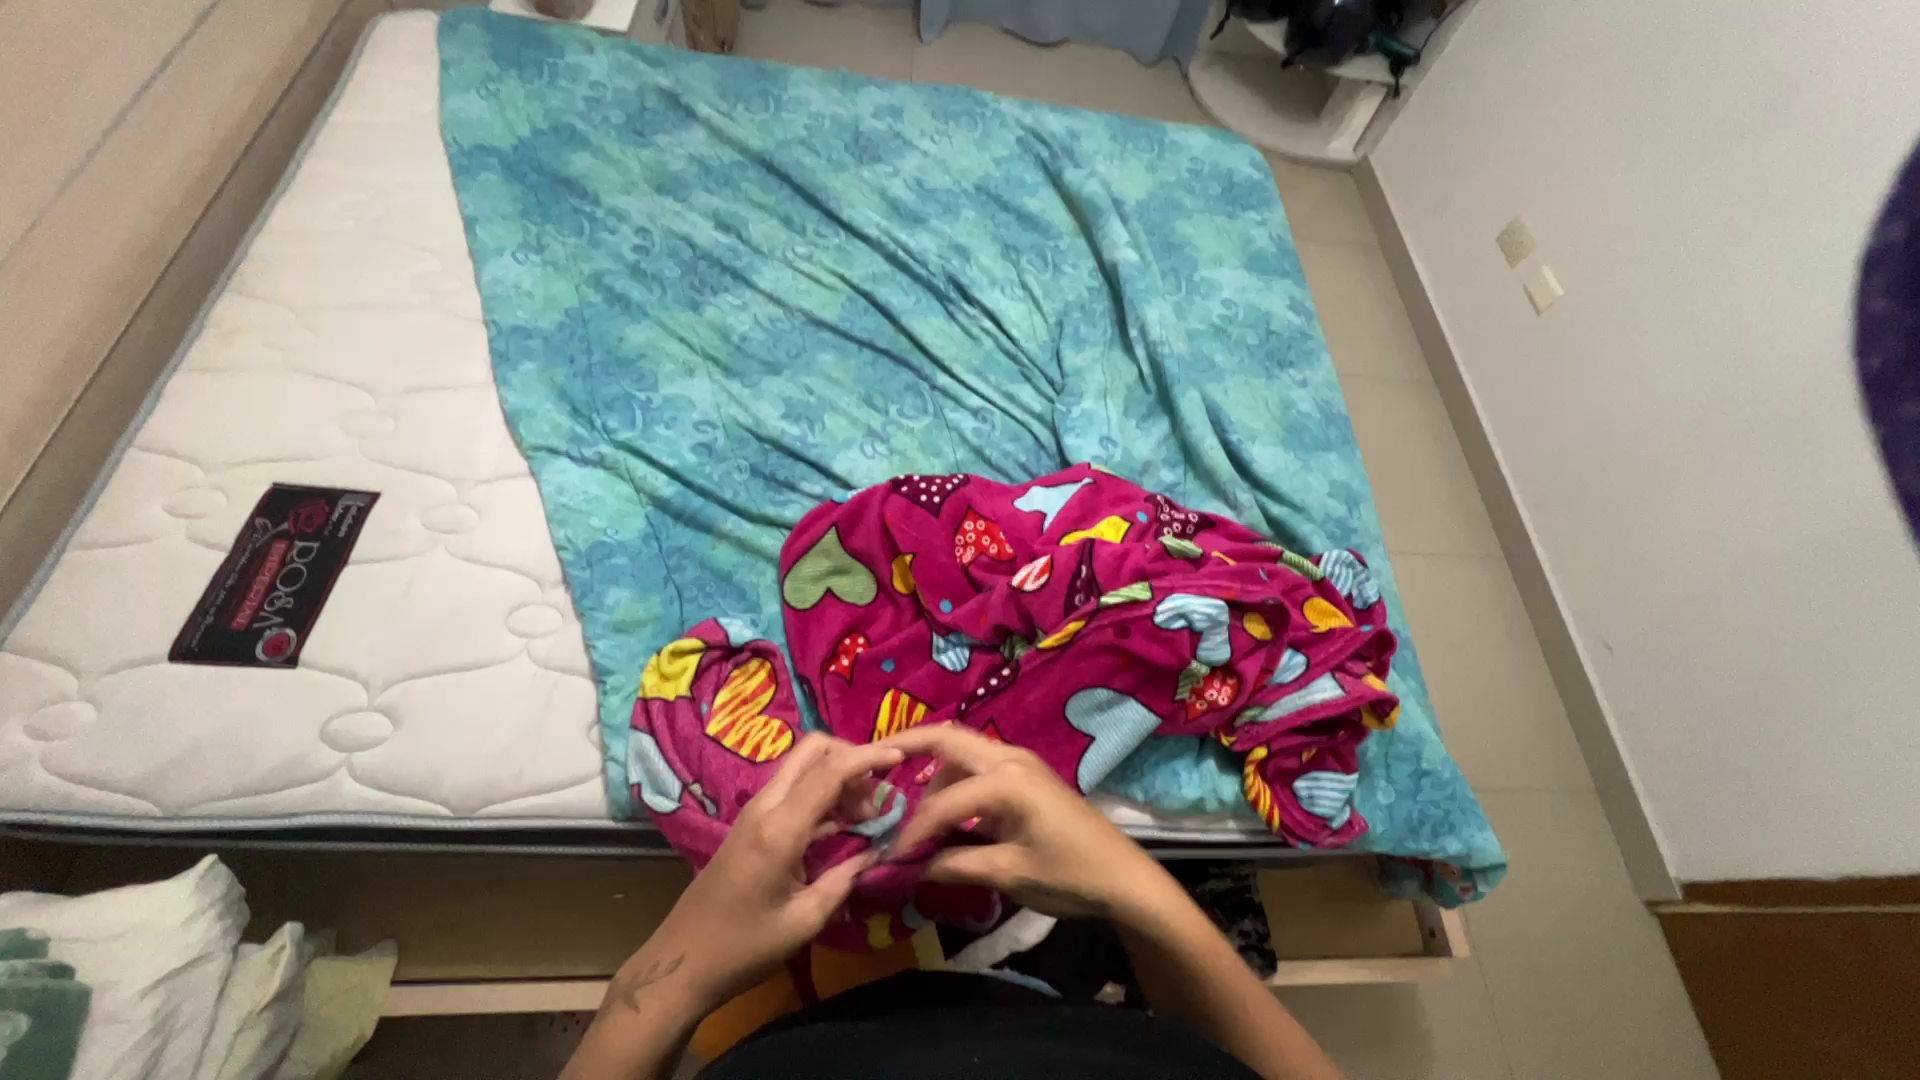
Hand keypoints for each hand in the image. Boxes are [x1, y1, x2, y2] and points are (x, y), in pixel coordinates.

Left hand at [614, 733, 905, 1013]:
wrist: (681, 963)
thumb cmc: (744, 948)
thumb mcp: (805, 921)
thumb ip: (846, 878)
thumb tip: (880, 849)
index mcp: (780, 828)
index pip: (831, 769)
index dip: (869, 756)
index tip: (902, 757)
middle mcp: (766, 806)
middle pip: (814, 750)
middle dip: (853, 758)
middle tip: (877, 798)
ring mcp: (756, 811)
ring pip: (804, 766)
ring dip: (839, 778)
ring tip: (865, 820)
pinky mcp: (753, 823)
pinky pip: (795, 789)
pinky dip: (824, 794)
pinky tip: (843, 827)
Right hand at [878, 724, 1184, 920]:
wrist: (1124, 877)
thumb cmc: (1069, 875)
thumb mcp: (1007, 874)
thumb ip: (952, 865)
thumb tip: (904, 867)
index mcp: (1006, 779)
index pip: (942, 801)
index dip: (912, 831)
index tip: (890, 857)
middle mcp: (1009, 757)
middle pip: (947, 738)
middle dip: (907, 746)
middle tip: (871, 761)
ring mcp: (1019, 761)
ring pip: (962, 750)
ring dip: (932, 770)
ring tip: (907, 806)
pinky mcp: (1024, 774)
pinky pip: (977, 764)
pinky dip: (952, 778)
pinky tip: (940, 806)